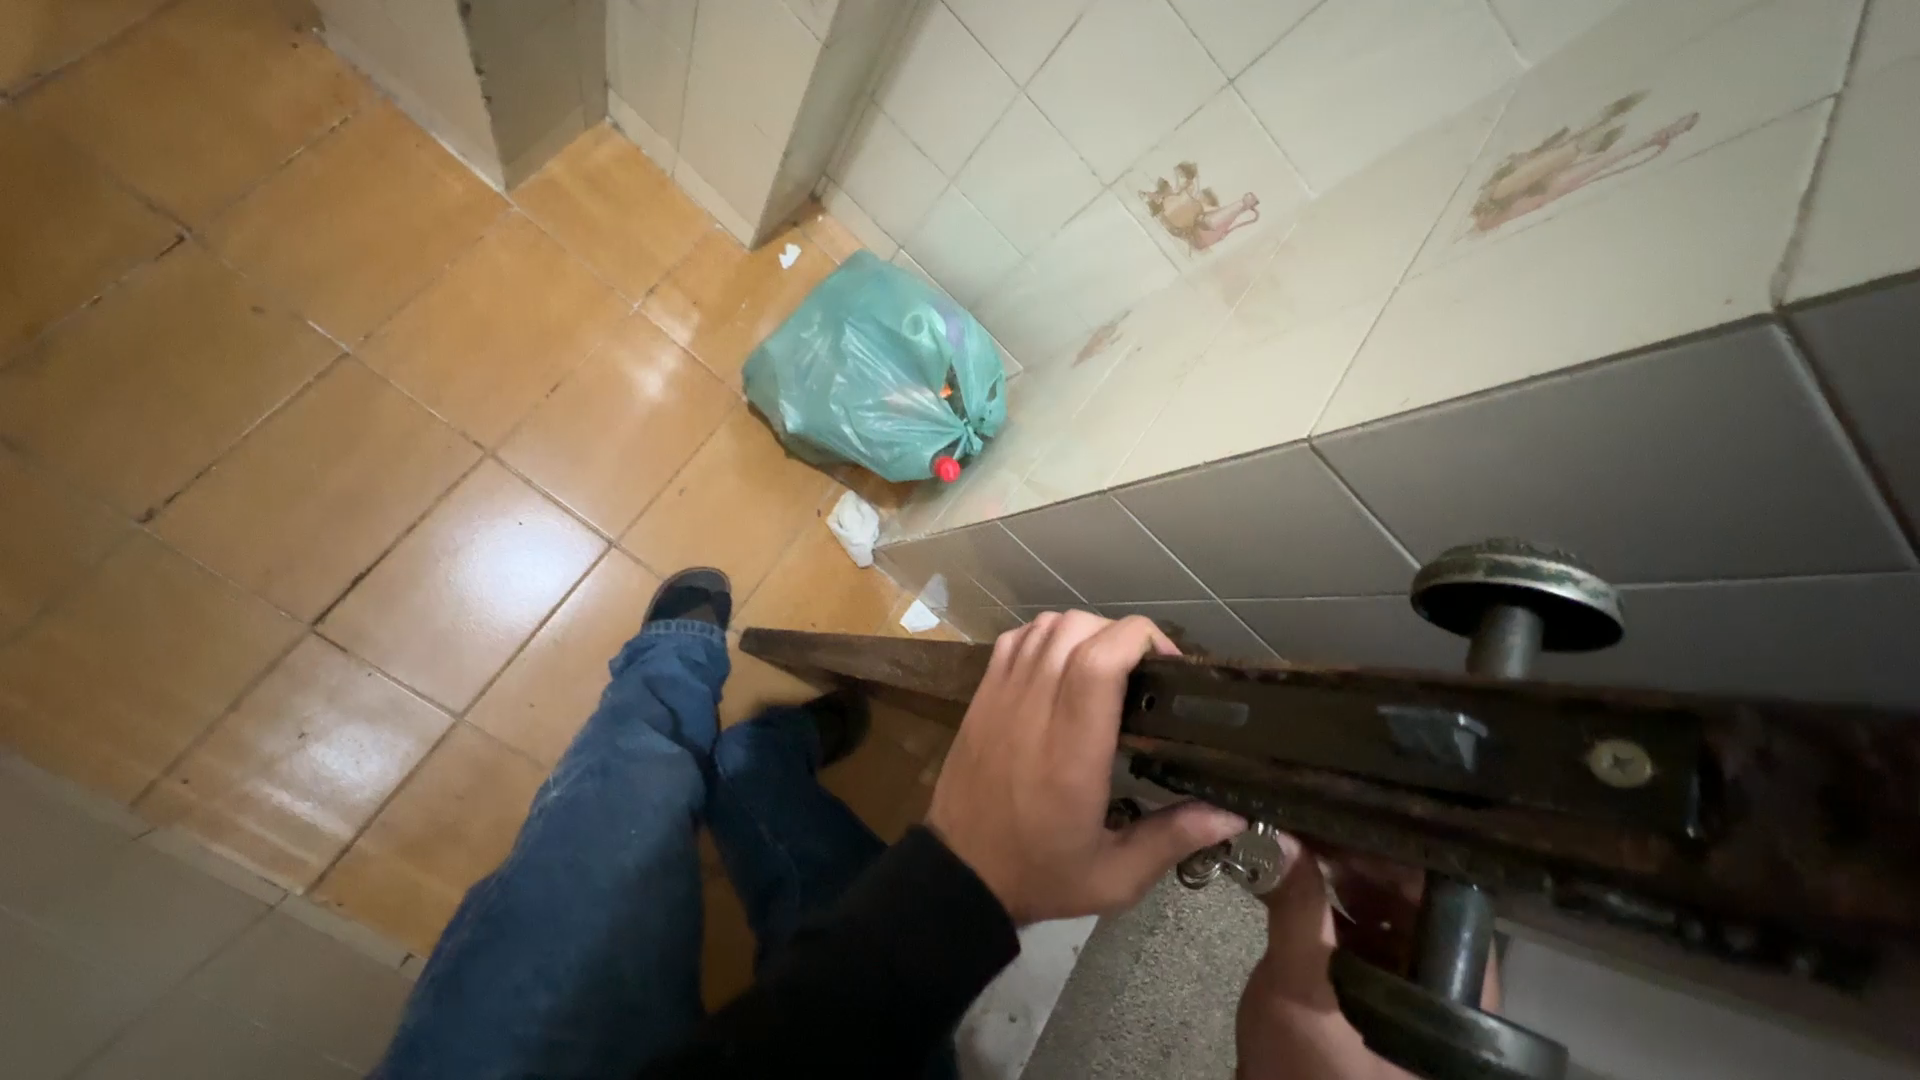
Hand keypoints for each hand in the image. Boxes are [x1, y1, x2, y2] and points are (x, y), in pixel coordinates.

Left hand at [926, 610, 1246, 924]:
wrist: (959, 874)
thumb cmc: (1040, 874)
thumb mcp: (1115, 876)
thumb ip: (1173, 838)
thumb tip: (1232, 813)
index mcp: (1070, 752)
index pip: (1097, 661)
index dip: (1137, 640)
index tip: (1166, 663)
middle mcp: (1033, 711)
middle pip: (1074, 630)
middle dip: (1119, 635)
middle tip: (1142, 671)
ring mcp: (1000, 697)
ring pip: (1044, 627)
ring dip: (1082, 632)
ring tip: (1105, 667)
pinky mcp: (980, 697)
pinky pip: (1014, 640)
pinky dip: (1043, 637)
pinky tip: (1060, 665)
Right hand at [1236, 839, 1498, 1079]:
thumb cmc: (1307, 1077)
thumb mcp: (1299, 992)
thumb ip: (1295, 909)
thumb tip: (1277, 834)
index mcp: (1458, 996)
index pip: (1442, 899)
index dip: (1391, 853)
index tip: (1337, 819)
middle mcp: (1450, 990)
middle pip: (1414, 902)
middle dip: (1356, 859)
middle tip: (1304, 824)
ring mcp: (1416, 996)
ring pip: (1386, 914)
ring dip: (1339, 878)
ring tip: (1295, 843)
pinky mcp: (1382, 998)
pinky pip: (1364, 934)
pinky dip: (1329, 905)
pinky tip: (1294, 881)